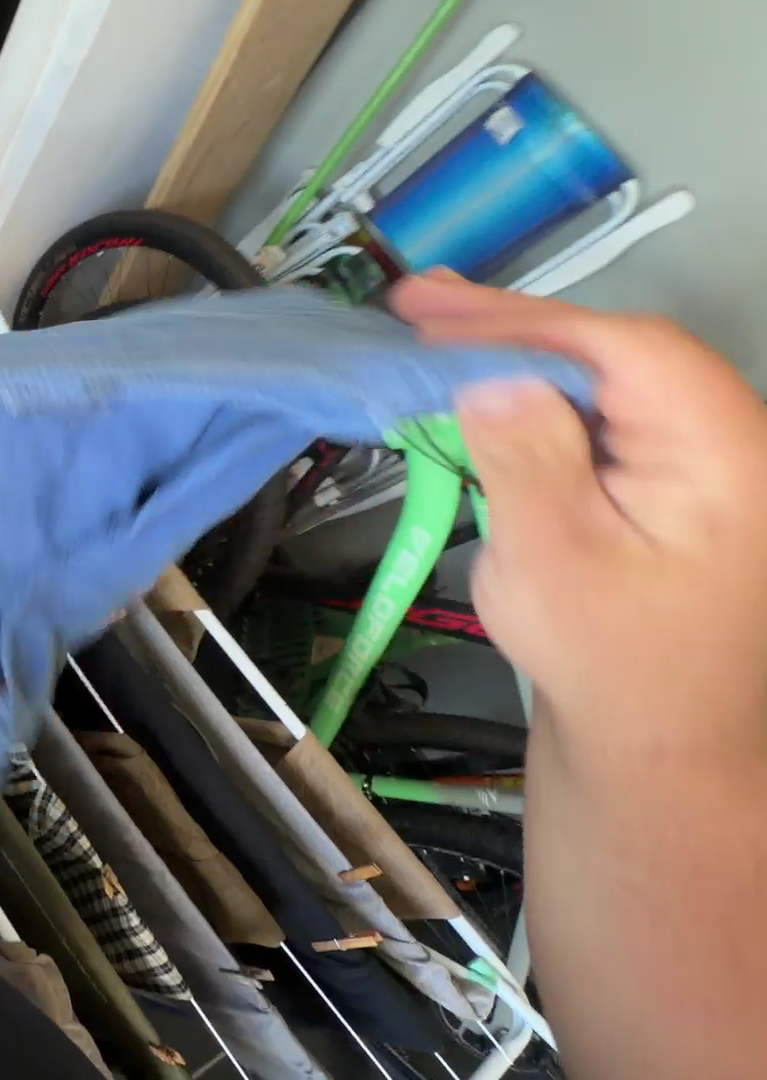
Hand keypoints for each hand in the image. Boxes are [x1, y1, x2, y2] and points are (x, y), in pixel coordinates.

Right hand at [392, 273, 766, 750]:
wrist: (648, 724)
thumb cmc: (603, 651)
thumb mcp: (553, 555)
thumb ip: (527, 459)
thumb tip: (488, 381)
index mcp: (723, 453)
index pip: (628, 352)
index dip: (526, 325)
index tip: (433, 317)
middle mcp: (720, 439)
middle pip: (615, 352)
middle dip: (511, 322)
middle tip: (418, 299)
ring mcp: (687, 459)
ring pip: (597, 377)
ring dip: (511, 347)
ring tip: (432, 321)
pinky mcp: (649, 479)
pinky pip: (586, 413)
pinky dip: (521, 388)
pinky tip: (473, 378)